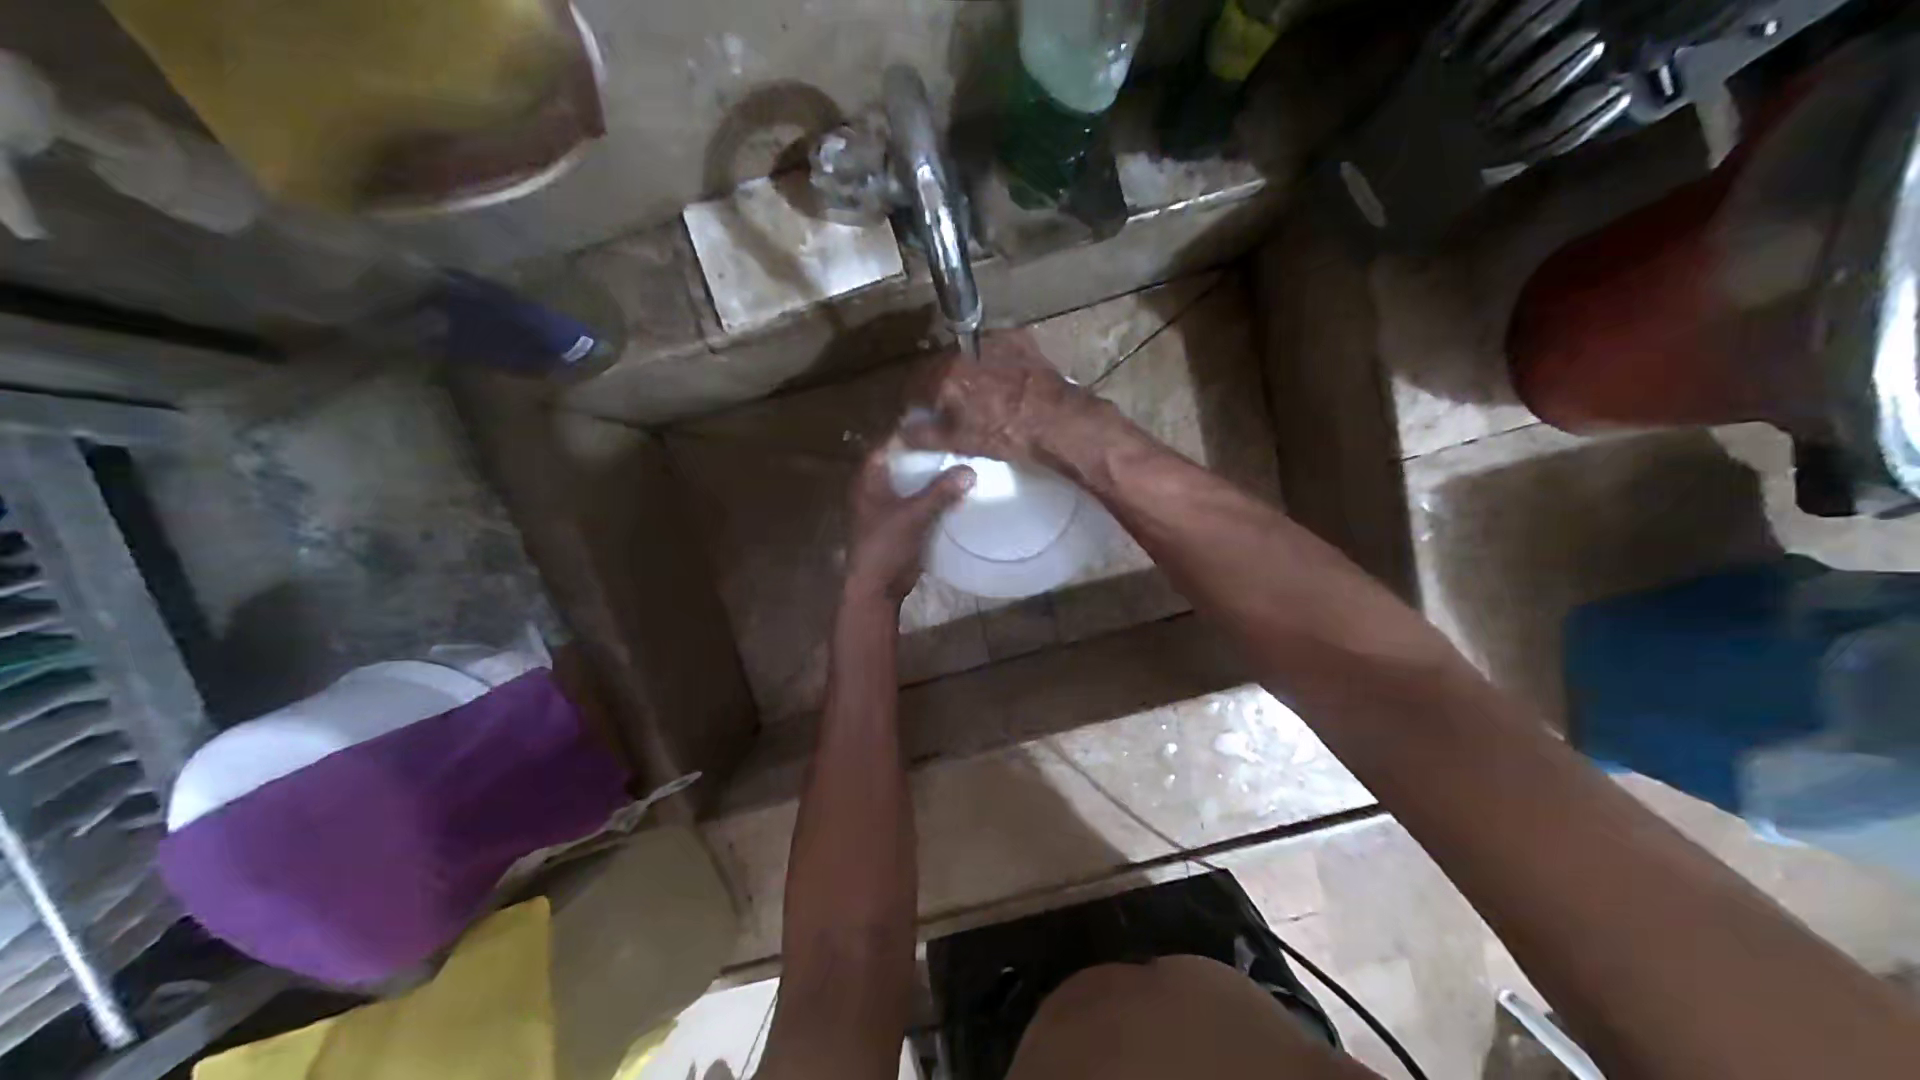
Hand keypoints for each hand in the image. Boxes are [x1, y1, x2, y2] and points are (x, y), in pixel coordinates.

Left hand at [844, 446, 973, 605]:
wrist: (877, 588)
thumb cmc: (885, 546)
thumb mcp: (914, 515)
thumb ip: (941, 492)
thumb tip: (970, 469)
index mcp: (869, 480)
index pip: (890, 444)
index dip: (913, 432)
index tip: (942, 422)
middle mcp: (877, 489)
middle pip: (905, 463)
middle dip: (930, 456)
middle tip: (959, 442)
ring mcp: (889, 507)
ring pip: (915, 484)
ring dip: (935, 478)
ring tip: (965, 462)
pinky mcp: (902, 524)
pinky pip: (922, 504)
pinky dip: (937, 498)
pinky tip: (960, 492)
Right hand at [905, 331, 1119, 472]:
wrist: (1057, 420)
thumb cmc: (1006, 434)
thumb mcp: (960, 441)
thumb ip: (924, 435)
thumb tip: (902, 432)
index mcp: (944, 375)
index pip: (913, 383)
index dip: (912, 399)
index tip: (917, 411)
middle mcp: (964, 350)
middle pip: (939, 364)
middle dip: (938, 383)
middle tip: (946, 403)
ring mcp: (993, 339)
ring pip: (967, 353)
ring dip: (965, 369)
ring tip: (977, 391)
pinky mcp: (1019, 338)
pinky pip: (994, 348)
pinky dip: (992, 361)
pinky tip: (1001, 380)